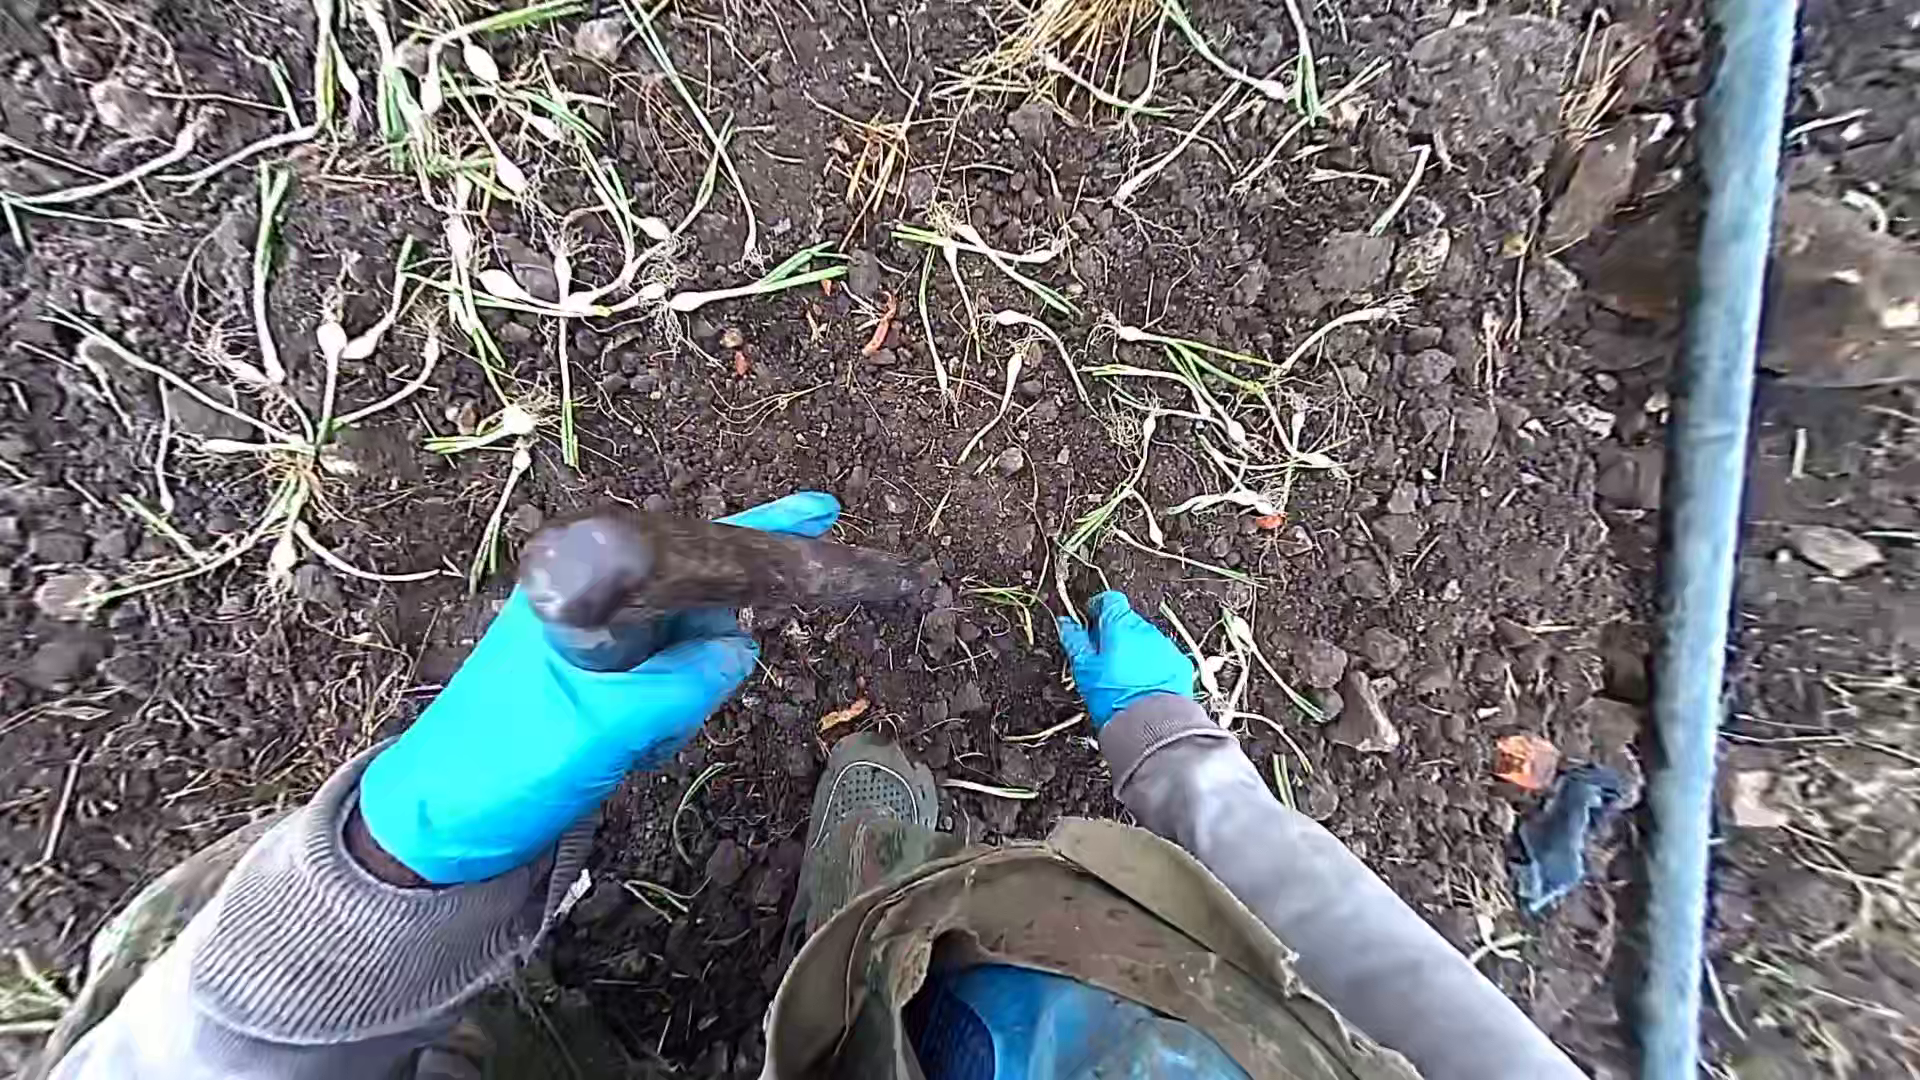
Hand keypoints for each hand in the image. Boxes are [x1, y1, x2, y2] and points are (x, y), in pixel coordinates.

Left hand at [358, 492, 840, 883]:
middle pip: (705, 598)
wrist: (441, 831)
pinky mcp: (621, 677)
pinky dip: (680, 710)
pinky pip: (682, 678)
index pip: (691, 545)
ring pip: (699, 645)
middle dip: (714, 648)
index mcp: (589, 586)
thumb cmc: (505, 763)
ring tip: (643, 739)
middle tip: (675, 706)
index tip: (820, 511)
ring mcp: (615, 641)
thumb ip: (686, 681)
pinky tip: (644, 742)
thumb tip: (742, 648)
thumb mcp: (604, 724)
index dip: (761, 529)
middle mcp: (606, 600)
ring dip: (691, 692)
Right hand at [1055, 591, 1195, 729]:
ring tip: (1122, 676)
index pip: (1109, 600)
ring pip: (1145, 639)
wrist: (1151, 725)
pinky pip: (1162, 656)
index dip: (1097, 608)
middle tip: (1102, 657)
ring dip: (1133, 649)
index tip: (1090, 622)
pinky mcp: (1180, 664)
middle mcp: (1146, 629)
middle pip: (1126, 620)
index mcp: (1119, 625)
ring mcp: (1165, 646)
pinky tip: (1142, 684)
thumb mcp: (1084, 668)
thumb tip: (1066, 624)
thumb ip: (1075, 641)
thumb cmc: (1114, 696)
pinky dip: (1152, 664)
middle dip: (1114, 633)